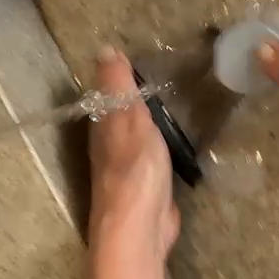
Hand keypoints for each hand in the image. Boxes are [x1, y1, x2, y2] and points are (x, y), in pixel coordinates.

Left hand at [89, 47, 179, 267]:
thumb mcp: (129, 120)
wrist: (140, 230)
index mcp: (104, 131)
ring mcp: (131, 176)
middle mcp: (112, 152)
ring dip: (151, 129)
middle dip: (137, 105)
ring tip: (171, 110)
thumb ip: (119, 88)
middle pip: (123, 122)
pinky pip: (157, 166)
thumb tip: (104, 48)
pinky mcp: (151, 196)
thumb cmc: (134, 172)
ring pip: (140, 144)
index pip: (108, 98)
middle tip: (162, 83)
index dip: (120, 81)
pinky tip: (174, 149)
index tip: (139, 62)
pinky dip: (163, 154)